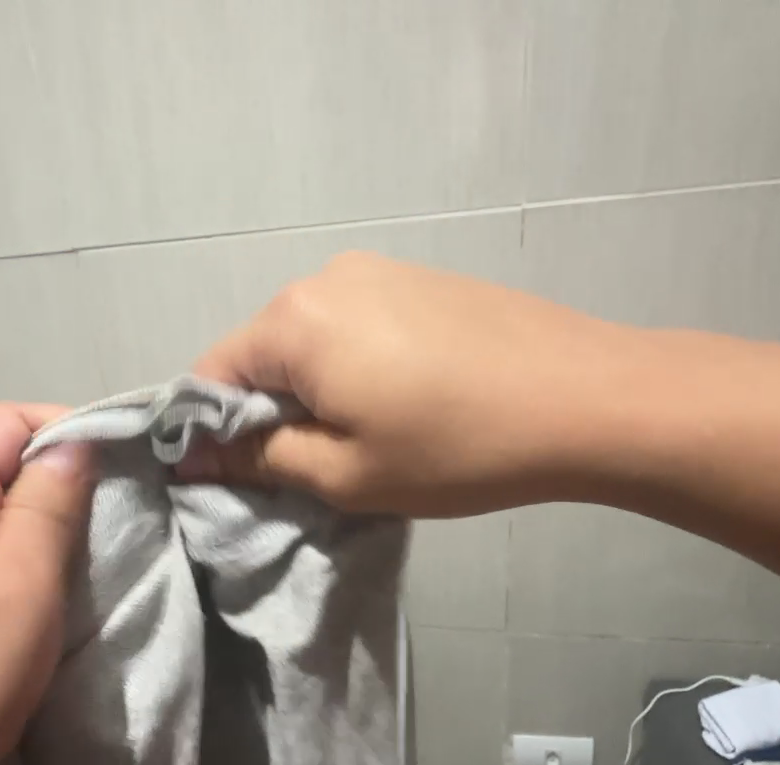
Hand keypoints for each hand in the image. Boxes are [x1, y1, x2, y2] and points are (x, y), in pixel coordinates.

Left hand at [0, 404, 94, 764]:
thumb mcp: (19, 595)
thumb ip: (47, 509)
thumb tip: (73, 445)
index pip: (5, 421)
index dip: (69, 433)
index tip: (122, 478)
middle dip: (53, 482)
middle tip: (104, 535)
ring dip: (30, 524)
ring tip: (71, 569)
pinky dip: (0, 557)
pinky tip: (20, 601)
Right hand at [183, 251, 637, 515]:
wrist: (585, 399)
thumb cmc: (455, 448)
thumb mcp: (344, 473)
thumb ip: (258, 458)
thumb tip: (193, 456)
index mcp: (293, 322)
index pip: (209, 374)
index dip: (208, 432)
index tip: (235, 477)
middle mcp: (324, 278)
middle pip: (260, 354)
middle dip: (266, 411)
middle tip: (310, 467)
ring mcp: (378, 271)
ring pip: (309, 341)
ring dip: (312, 391)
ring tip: (363, 437)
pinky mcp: (418, 279)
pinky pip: (353, 326)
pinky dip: (351, 367)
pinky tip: (399, 401)